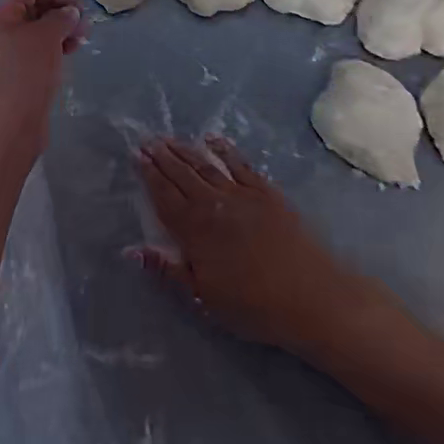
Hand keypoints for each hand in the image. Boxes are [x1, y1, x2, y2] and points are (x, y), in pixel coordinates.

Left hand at [0, 0, 85, 157]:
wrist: (7, 127)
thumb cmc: (24, 74)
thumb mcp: (45, 37)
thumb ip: (60, 17)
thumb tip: (69, 12)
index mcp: (0, 18)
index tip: (79, 2)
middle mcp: (1, 34)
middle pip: (33, 11)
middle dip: (60, 11)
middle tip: (84, 21)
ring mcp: (9, 57)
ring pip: (38, 33)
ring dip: (61, 30)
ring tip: (83, 38)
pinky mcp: (20, 76)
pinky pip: (39, 53)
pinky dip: (57, 48)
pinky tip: (72, 52)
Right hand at [134, 136, 367, 354]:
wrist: (311, 297)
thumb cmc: (253, 305)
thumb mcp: (203, 296)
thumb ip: (168, 269)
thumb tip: (131, 250)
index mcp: (194, 230)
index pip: (164, 196)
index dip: (148, 175)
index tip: (136, 156)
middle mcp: (213, 204)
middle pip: (181, 175)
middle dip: (162, 156)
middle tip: (147, 141)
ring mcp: (242, 194)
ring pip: (206, 165)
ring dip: (186, 150)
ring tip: (169, 138)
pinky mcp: (267, 192)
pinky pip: (240, 164)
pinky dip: (224, 150)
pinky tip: (213, 140)